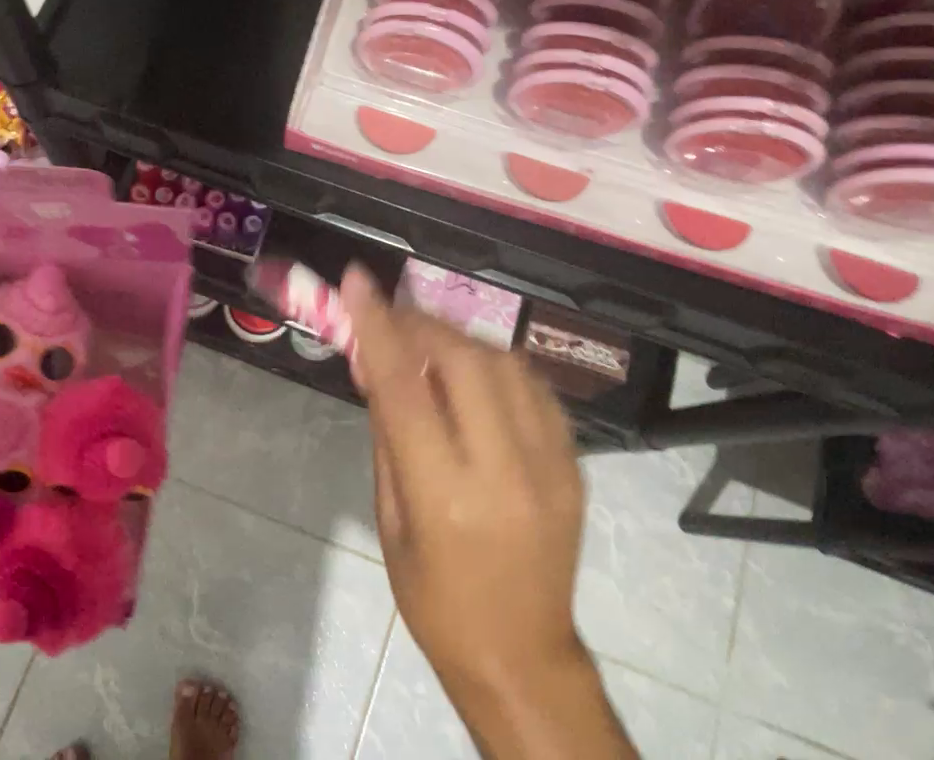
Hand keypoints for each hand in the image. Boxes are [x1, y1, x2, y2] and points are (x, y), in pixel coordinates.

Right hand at [345, 266, 630, 758]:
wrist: (520, 652)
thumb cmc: (434, 599)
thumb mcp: (391, 520)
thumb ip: (389, 437)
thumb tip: (378, 367)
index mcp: (445, 494)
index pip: (406, 387)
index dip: (378, 327)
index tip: (358, 281)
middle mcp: (504, 469)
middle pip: (464, 361)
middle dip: (423, 325)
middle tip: (392, 316)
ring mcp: (551, 464)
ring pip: (506, 365)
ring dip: (461, 340)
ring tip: (428, 341)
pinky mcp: (574, 464)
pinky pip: (534, 389)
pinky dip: (497, 366)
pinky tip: (473, 373)